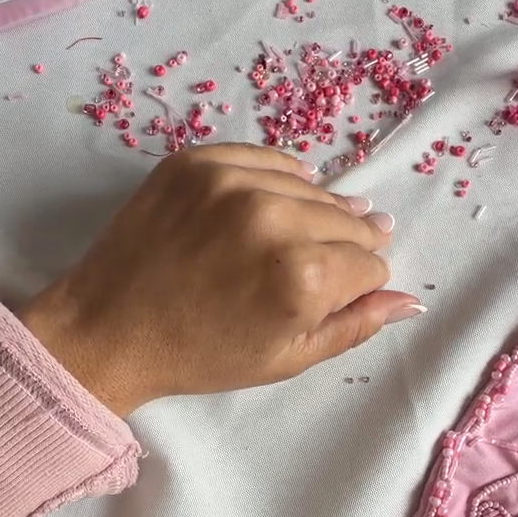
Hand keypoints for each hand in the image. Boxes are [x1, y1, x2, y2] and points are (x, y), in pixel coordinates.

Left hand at [19, 144, 418, 416]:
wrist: (108, 330)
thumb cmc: (200, 355)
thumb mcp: (286, 358)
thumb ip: (354, 326)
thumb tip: (409, 299)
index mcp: (302, 278)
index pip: (369, 262)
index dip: (359, 281)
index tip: (336, 292)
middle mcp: (274, 218)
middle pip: (347, 220)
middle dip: (341, 246)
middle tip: (312, 266)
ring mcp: (232, 182)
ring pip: (312, 188)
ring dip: (312, 214)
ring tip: (290, 239)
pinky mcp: (197, 160)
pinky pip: (268, 158)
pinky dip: (279, 180)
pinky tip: (273, 202)